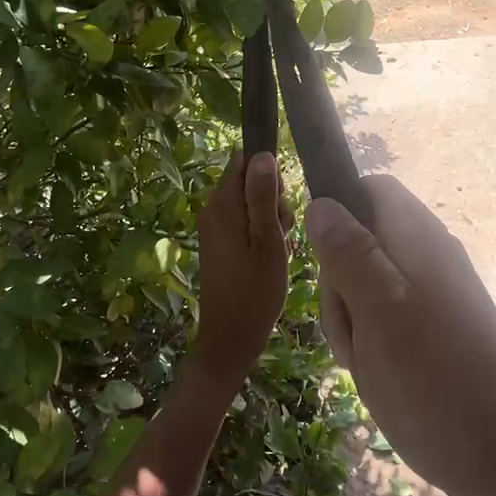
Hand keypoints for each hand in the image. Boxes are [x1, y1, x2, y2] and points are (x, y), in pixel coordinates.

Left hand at [192, 150, 292, 383]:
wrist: (230, 340)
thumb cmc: (254, 291)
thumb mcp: (268, 241)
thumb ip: (263, 196)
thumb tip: (262, 154)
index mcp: (222, 205)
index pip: (243, 161)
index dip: (267, 174)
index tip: (280, 201)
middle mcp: (213, 211)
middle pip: (249, 183)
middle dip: (272, 201)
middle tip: (283, 232)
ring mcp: (215, 229)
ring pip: (250, 205)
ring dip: (271, 221)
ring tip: (280, 250)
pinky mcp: (220, 245)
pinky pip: (245, 225)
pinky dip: (262, 236)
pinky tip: (272, 259)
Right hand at [306, 176, 495, 495]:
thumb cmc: (432, 380)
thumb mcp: (377, 312)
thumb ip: (349, 254)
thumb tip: (321, 201)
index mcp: (419, 237)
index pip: (371, 188)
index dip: (339, 213)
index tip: (325, 263)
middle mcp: (433, 254)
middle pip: (365, 239)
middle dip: (341, 282)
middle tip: (350, 332)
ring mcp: (441, 291)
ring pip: (373, 283)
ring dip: (356, 319)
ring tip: (366, 364)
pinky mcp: (444, 327)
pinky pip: (393, 316)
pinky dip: (377, 341)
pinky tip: (383, 377)